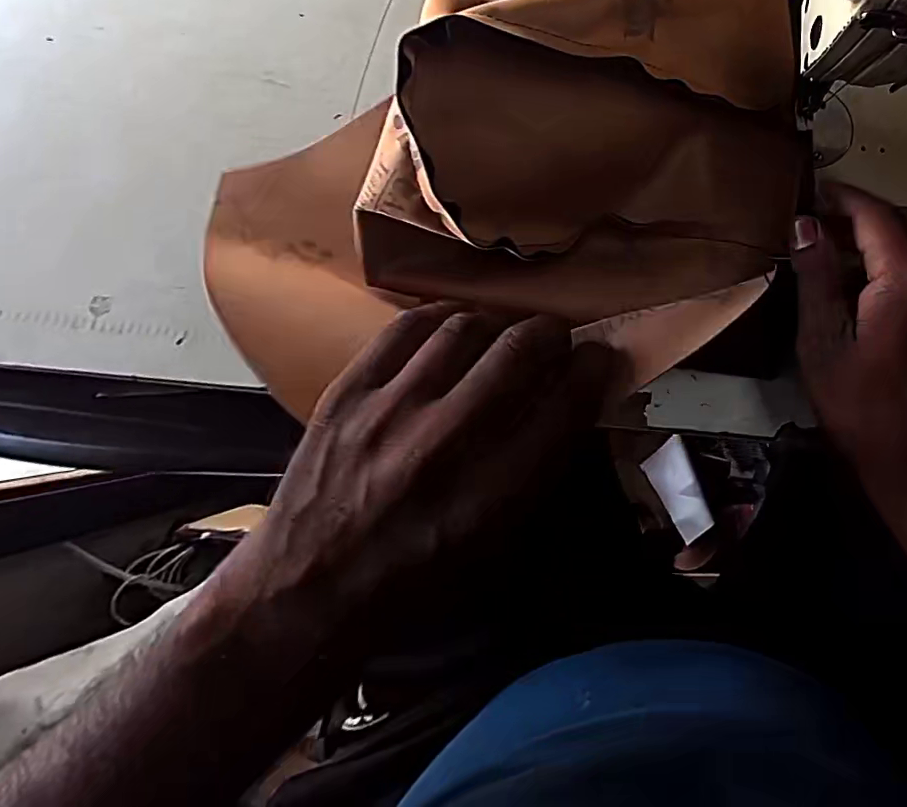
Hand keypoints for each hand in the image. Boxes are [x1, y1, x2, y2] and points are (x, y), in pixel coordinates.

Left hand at [205, 305, 615, 656]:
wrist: (305, 589)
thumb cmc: (415, 577)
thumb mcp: (493, 542)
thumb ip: (537, 469)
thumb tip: (571, 399)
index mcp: (489, 494)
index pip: (564, 407)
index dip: (593, 370)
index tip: (601, 357)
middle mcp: (443, 444)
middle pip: (518, 353)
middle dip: (551, 334)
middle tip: (556, 337)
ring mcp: (389, 411)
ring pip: (465, 328)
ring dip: (499, 323)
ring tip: (504, 333)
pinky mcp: (347, 392)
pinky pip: (407, 328)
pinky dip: (442, 318)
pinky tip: (454, 327)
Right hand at [790, 182, 906, 499]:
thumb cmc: (864, 410)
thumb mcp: (823, 342)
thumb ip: (816, 278)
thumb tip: (805, 226)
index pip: (876, 214)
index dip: (841, 197)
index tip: (808, 192)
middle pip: (903, 222)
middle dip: (859, 212)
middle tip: (814, 221)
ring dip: (877, 236)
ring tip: (830, 251)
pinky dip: (894, 261)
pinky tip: (862, 284)